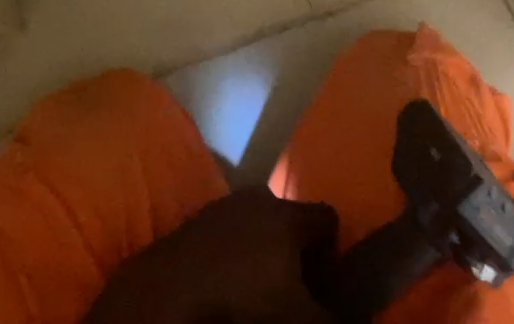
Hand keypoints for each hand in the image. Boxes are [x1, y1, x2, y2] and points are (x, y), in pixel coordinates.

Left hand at [84, 187, 338, 323]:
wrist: (163, 300)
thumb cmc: (243, 306)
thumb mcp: (299, 321)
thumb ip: (332, 317)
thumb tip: (350, 317)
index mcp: (287, 215)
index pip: (327, 217)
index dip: (334, 250)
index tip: (327, 280)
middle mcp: (255, 200)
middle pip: (287, 219)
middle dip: (292, 249)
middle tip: (290, 288)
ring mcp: (217, 209)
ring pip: (251, 227)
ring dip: (257, 252)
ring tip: (252, 290)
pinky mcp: (187, 225)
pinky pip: (220, 238)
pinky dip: (226, 258)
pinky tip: (219, 289)